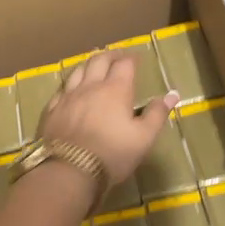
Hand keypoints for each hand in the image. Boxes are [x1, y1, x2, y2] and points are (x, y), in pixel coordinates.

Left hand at [39, 52, 179, 192]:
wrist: (70, 170)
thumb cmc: (112, 154)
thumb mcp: (144, 138)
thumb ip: (157, 114)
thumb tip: (172, 94)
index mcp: (115, 90)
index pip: (124, 64)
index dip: (131, 58)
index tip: (136, 58)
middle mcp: (90, 86)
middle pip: (99, 60)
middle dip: (110, 55)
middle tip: (116, 56)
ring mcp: (68, 97)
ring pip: (77, 70)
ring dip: (89, 64)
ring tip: (94, 66)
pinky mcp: (52, 110)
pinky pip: (61, 89)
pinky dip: (70, 84)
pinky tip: (71, 89)